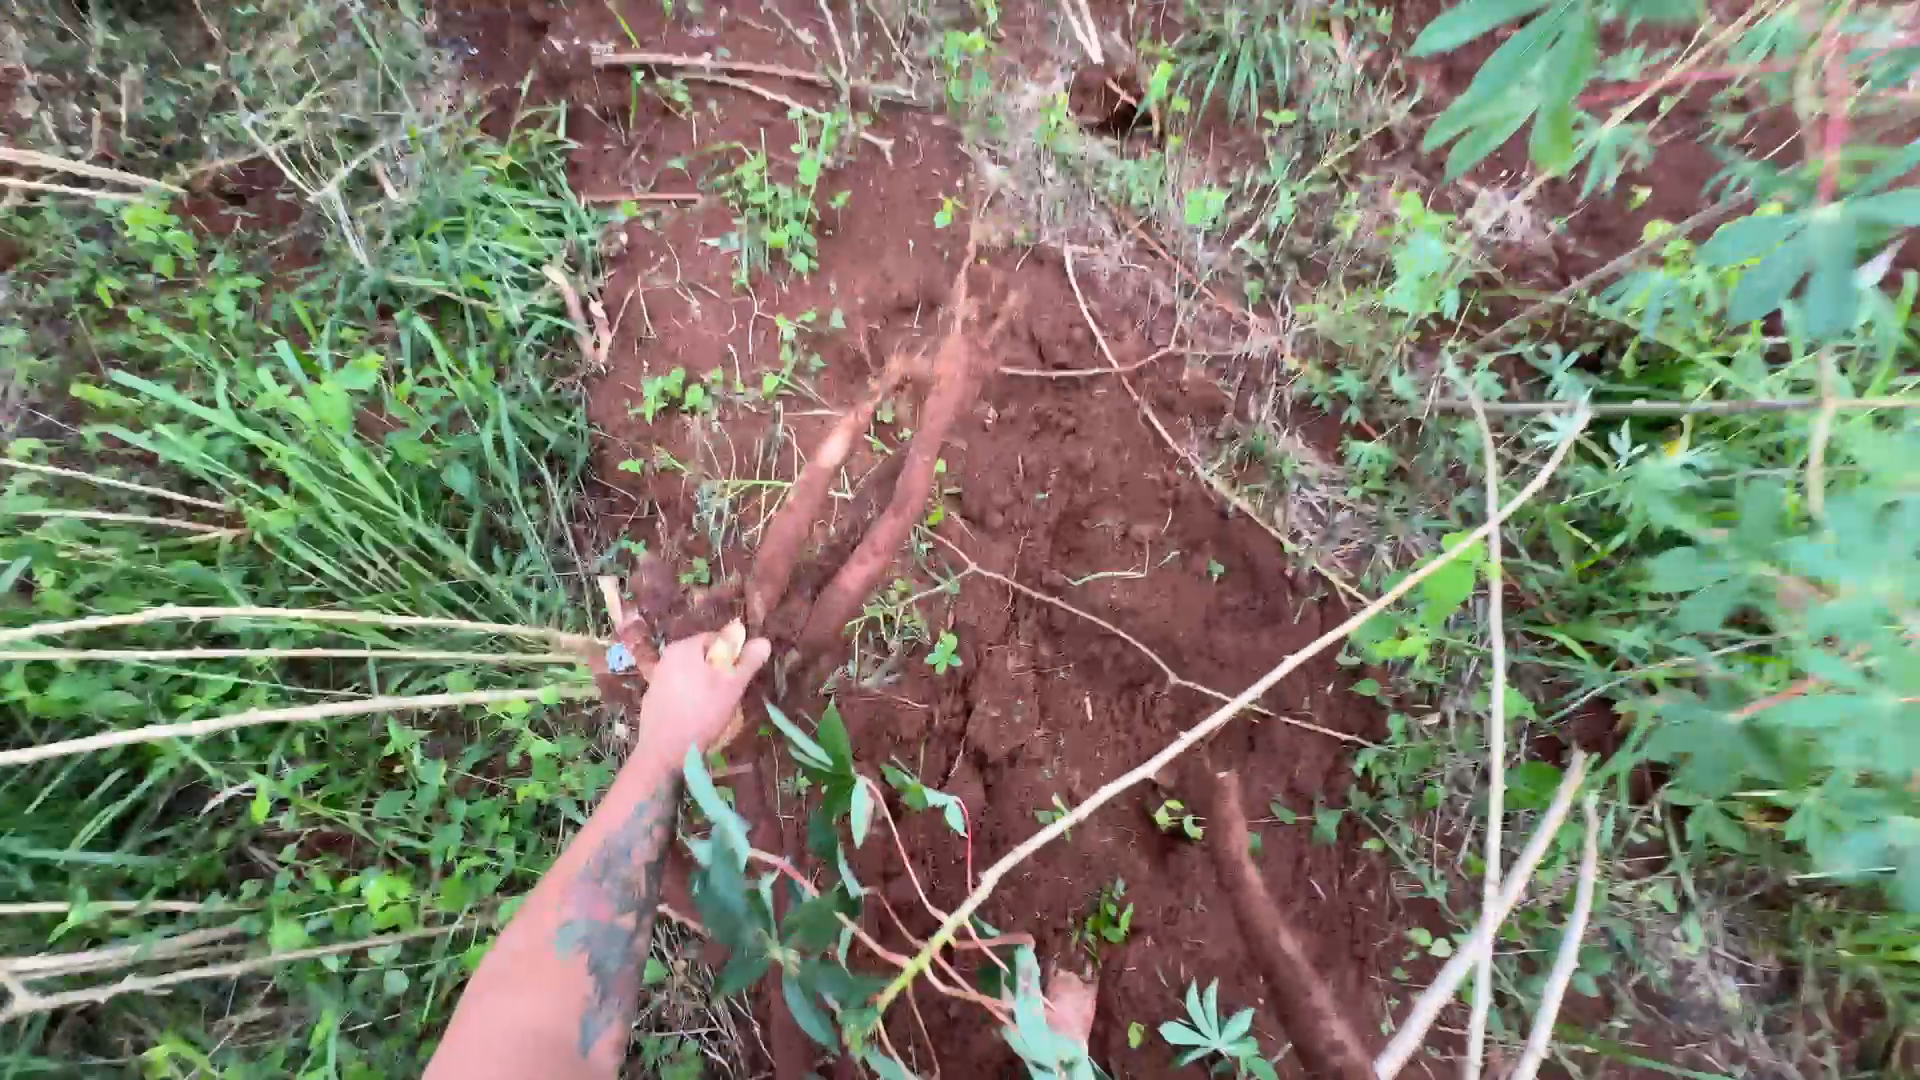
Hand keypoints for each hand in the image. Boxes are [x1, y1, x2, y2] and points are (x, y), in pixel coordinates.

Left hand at [632, 629, 771, 762]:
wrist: (664, 752)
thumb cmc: (702, 713)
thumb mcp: (732, 685)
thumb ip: (748, 661)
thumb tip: (764, 641)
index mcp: (684, 647)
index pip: (717, 639)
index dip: (733, 656)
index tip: (739, 677)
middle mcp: (666, 657)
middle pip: (704, 657)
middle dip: (719, 672)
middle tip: (730, 693)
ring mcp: (657, 678)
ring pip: (692, 674)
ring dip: (706, 686)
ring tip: (715, 707)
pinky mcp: (652, 699)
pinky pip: (679, 690)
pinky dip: (690, 698)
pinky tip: (696, 717)